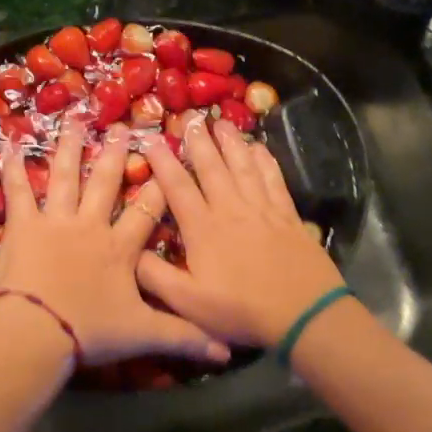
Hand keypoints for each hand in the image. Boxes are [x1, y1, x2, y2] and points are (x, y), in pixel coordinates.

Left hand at [0, 115, 230, 367]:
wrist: (37, 331)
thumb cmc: (90, 331)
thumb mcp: (143, 334)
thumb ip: (184, 337)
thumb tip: (226, 352)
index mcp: (120, 248)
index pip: (147, 211)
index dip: (160, 187)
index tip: (168, 163)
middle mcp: (90, 225)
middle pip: (105, 183)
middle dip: (115, 155)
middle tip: (121, 129)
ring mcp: (55, 221)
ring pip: (64, 176)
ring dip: (69, 147)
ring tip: (74, 120)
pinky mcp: (23, 226)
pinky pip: (19, 192)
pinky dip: (14, 169)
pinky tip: (12, 146)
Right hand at [136, 119, 345, 349]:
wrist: (303, 313)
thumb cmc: (241, 310)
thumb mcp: (187, 303)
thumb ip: (154, 276)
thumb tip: (128, 250)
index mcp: (203, 229)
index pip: (178, 187)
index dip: (163, 162)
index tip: (152, 140)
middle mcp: (231, 209)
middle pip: (212, 167)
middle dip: (198, 141)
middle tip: (189, 118)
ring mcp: (262, 209)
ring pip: (243, 166)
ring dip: (230, 142)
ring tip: (220, 122)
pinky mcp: (287, 215)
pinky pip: (273, 178)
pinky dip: (264, 160)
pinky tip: (259, 148)